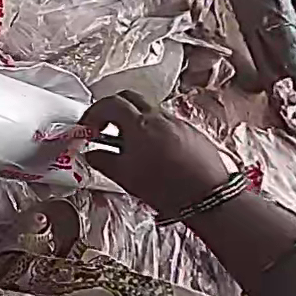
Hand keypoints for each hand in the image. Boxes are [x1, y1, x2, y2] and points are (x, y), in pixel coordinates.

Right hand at [80, 92, 233, 216]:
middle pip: (129, 97)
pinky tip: (151, 151)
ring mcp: (178, 123)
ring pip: (148, 109)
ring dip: (132, 119)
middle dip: (111, 108)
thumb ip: (102, 160)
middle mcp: (159, 117)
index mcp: (139, 124)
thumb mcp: (124, 176)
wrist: (208, 198)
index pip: (109, 104)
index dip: (93, 113)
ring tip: (126, 143)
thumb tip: (91, 154)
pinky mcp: (192, 133)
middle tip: (102, 126)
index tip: (87, 128)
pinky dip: (151, 129)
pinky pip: (166, 123)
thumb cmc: (163, 187)